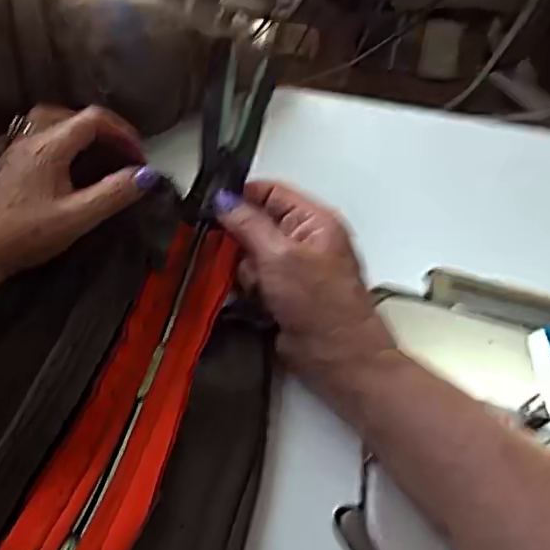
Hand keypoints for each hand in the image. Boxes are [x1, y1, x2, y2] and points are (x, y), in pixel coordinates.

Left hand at [0, 105, 159, 317]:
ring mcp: (13, 149)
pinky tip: (58, 157)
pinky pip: (33, 134)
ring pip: (50, 120)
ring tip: (96, 151)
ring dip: (78, 128)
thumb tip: (147, 175)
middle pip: (72, 114)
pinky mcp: (5, 164)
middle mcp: (30, 138)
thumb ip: (113, 194)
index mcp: (49, 145)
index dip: (123, 133)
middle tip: (122, 153)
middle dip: (104, 129)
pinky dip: (55, 137)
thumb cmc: (25, 234)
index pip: (93, 119)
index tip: (140, 158)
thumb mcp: (76, 218)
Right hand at [213, 181, 397, 387]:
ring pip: (247, 257)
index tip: (215, 208)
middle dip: (240, 244)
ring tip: (259, 288)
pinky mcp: (279, 295)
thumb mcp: (280, 255)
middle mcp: (303, 243)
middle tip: (240, 257)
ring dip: (244, 273)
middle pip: (253, 226)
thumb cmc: (326, 307)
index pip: (270, 193)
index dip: (241, 197)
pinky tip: (256, 301)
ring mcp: (290, 270)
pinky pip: (250, 282)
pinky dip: (246, 291)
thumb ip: (248, 224)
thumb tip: (225, 201)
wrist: (335, 356)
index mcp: (313, 222)